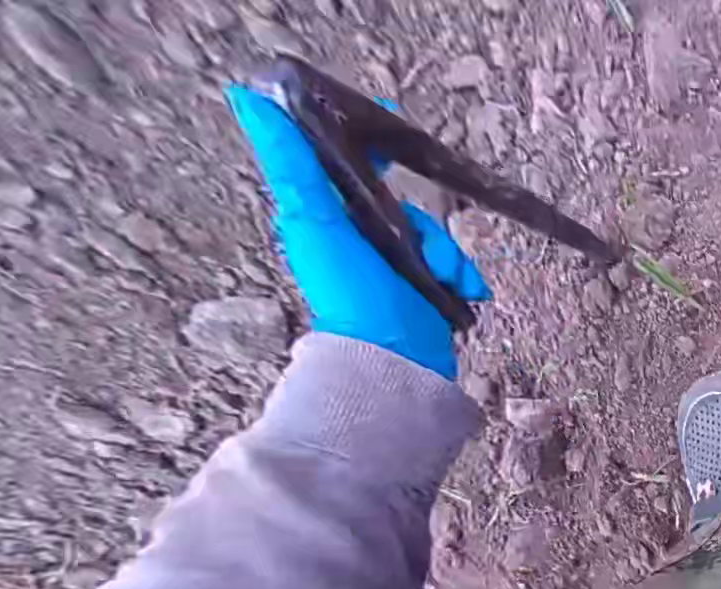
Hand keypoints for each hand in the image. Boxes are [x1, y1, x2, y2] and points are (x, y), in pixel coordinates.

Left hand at [225, 85, 489, 378]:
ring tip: (454, 283)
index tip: (392, 124)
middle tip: (434, 256)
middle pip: (413, 214)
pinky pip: (461, 274)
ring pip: (443, 245)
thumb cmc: (352, 292)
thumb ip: (293, 167)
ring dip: (455, 261)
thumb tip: (251, 99)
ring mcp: (402, 271)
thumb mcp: (317, 224)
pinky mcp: (432, 295)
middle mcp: (368, 242)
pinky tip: (469, 294)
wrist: (394, 357)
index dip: (371, 145)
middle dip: (433, 232)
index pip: (352, 170)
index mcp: (335, 220)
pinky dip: (468, 282)